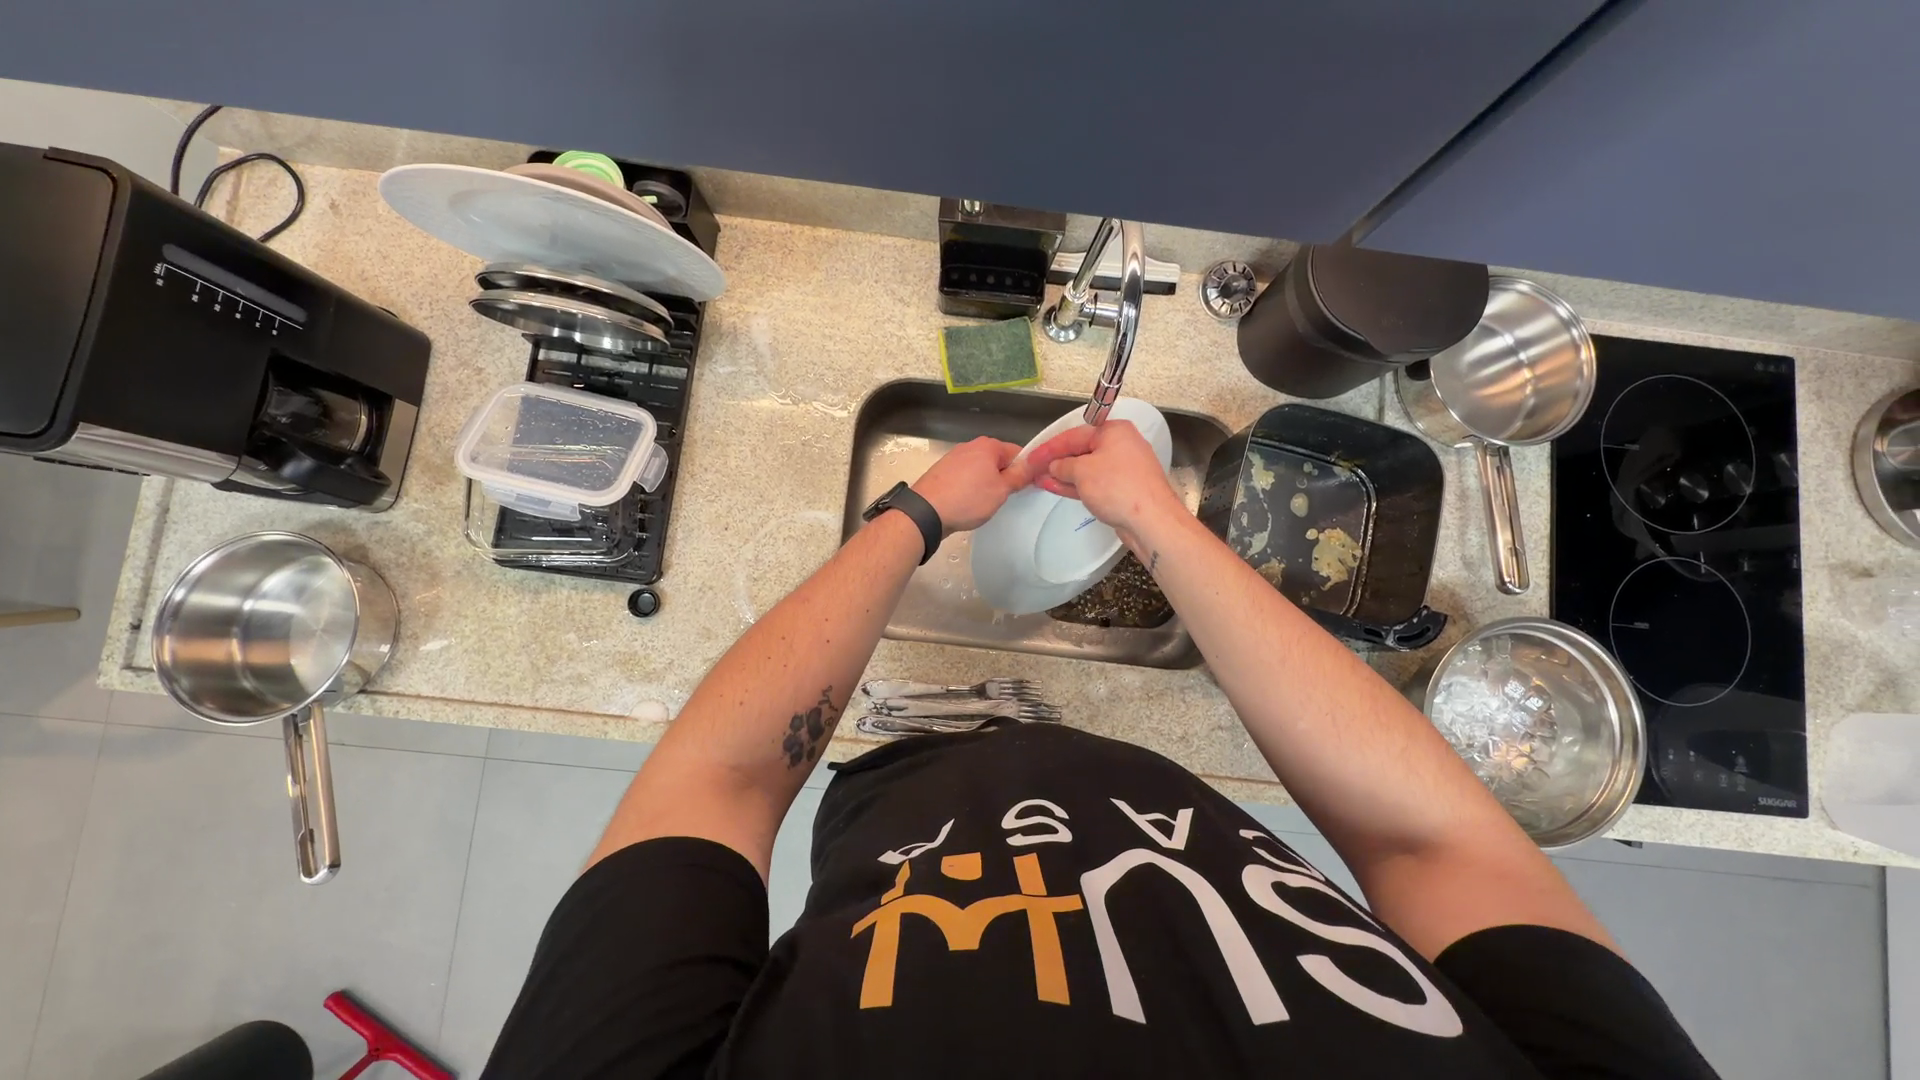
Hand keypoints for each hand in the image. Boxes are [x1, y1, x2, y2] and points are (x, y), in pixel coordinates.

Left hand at [912, 436, 1032, 532]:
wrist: (926, 512)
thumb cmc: (968, 499)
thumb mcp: (1001, 489)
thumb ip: (1020, 474)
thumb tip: (1036, 461)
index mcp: (988, 445)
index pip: (1018, 452)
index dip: (1026, 469)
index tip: (1028, 486)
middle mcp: (970, 446)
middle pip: (998, 460)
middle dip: (1005, 477)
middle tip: (1007, 498)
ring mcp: (954, 458)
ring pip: (982, 470)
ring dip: (987, 484)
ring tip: (986, 503)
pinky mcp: (943, 472)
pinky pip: (966, 478)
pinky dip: (971, 488)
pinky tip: (969, 503)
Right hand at [1023, 420, 1182, 534]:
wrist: (1151, 520)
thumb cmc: (1119, 488)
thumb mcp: (1082, 471)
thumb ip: (1063, 466)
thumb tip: (1055, 466)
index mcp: (1114, 431)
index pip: (1073, 435)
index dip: (1049, 447)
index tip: (1032, 457)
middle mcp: (1121, 445)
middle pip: (1081, 450)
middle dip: (1056, 461)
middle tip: (1034, 468)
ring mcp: (1123, 468)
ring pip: (1087, 468)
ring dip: (1063, 475)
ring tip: (1040, 479)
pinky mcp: (1123, 488)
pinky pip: (1095, 483)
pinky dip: (1076, 485)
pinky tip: (1057, 487)